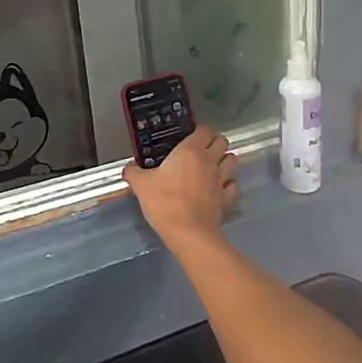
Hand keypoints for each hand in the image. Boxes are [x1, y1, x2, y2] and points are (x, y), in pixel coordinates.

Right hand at [123, 126, 238, 250]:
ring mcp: (222, 179)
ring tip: (213, 168)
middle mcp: (210, 160)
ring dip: (225, 161)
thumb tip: (129, 167)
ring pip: (232, 160)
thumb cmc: (164, 203)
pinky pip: (233, 185)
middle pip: (223, 141)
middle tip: (202, 151)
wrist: (188, 233)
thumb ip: (133, 172)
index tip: (190, 137)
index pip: (204, 130)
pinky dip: (228, 185)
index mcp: (191, 151)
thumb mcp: (141, 186)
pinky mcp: (227, 197)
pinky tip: (219, 190)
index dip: (199, 131)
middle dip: (215, 143)